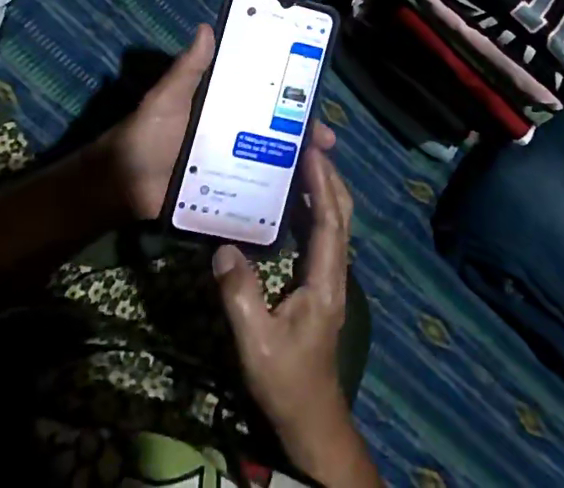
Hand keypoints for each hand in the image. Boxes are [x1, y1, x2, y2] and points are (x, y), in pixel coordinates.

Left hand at [97, 22, 337, 221]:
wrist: (122, 186)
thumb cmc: (144, 135)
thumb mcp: (166, 99)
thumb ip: (187, 70)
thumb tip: (206, 27)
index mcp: (220, 106)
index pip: (262, 96)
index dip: (288, 96)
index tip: (312, 97)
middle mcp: (231, 133)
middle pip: (275, 130)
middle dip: (303, 133)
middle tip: (325, 141)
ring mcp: (230, 165)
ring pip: (271, 160)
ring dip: (295, 163)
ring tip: (318, 170)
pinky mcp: (225, 194)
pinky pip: (256, 191)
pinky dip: (276, 192)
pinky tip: (298, 196)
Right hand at [215, 147, 375, 483]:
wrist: (309, 417)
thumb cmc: (286, 380)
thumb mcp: (256, 341)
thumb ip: (240, 295)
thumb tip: (223, 247)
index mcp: (325, 281)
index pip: (329, 222)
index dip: (322, 184)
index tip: (311, 151)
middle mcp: (333, 273)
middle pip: (340, 215)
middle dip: (328, 178)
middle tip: (305, 146)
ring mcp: (328, 280)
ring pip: (333, 225)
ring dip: (321, 191)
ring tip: (295, 164)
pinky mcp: (317, 286)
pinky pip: (318, 238)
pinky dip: (309, 212)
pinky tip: (286, 205)